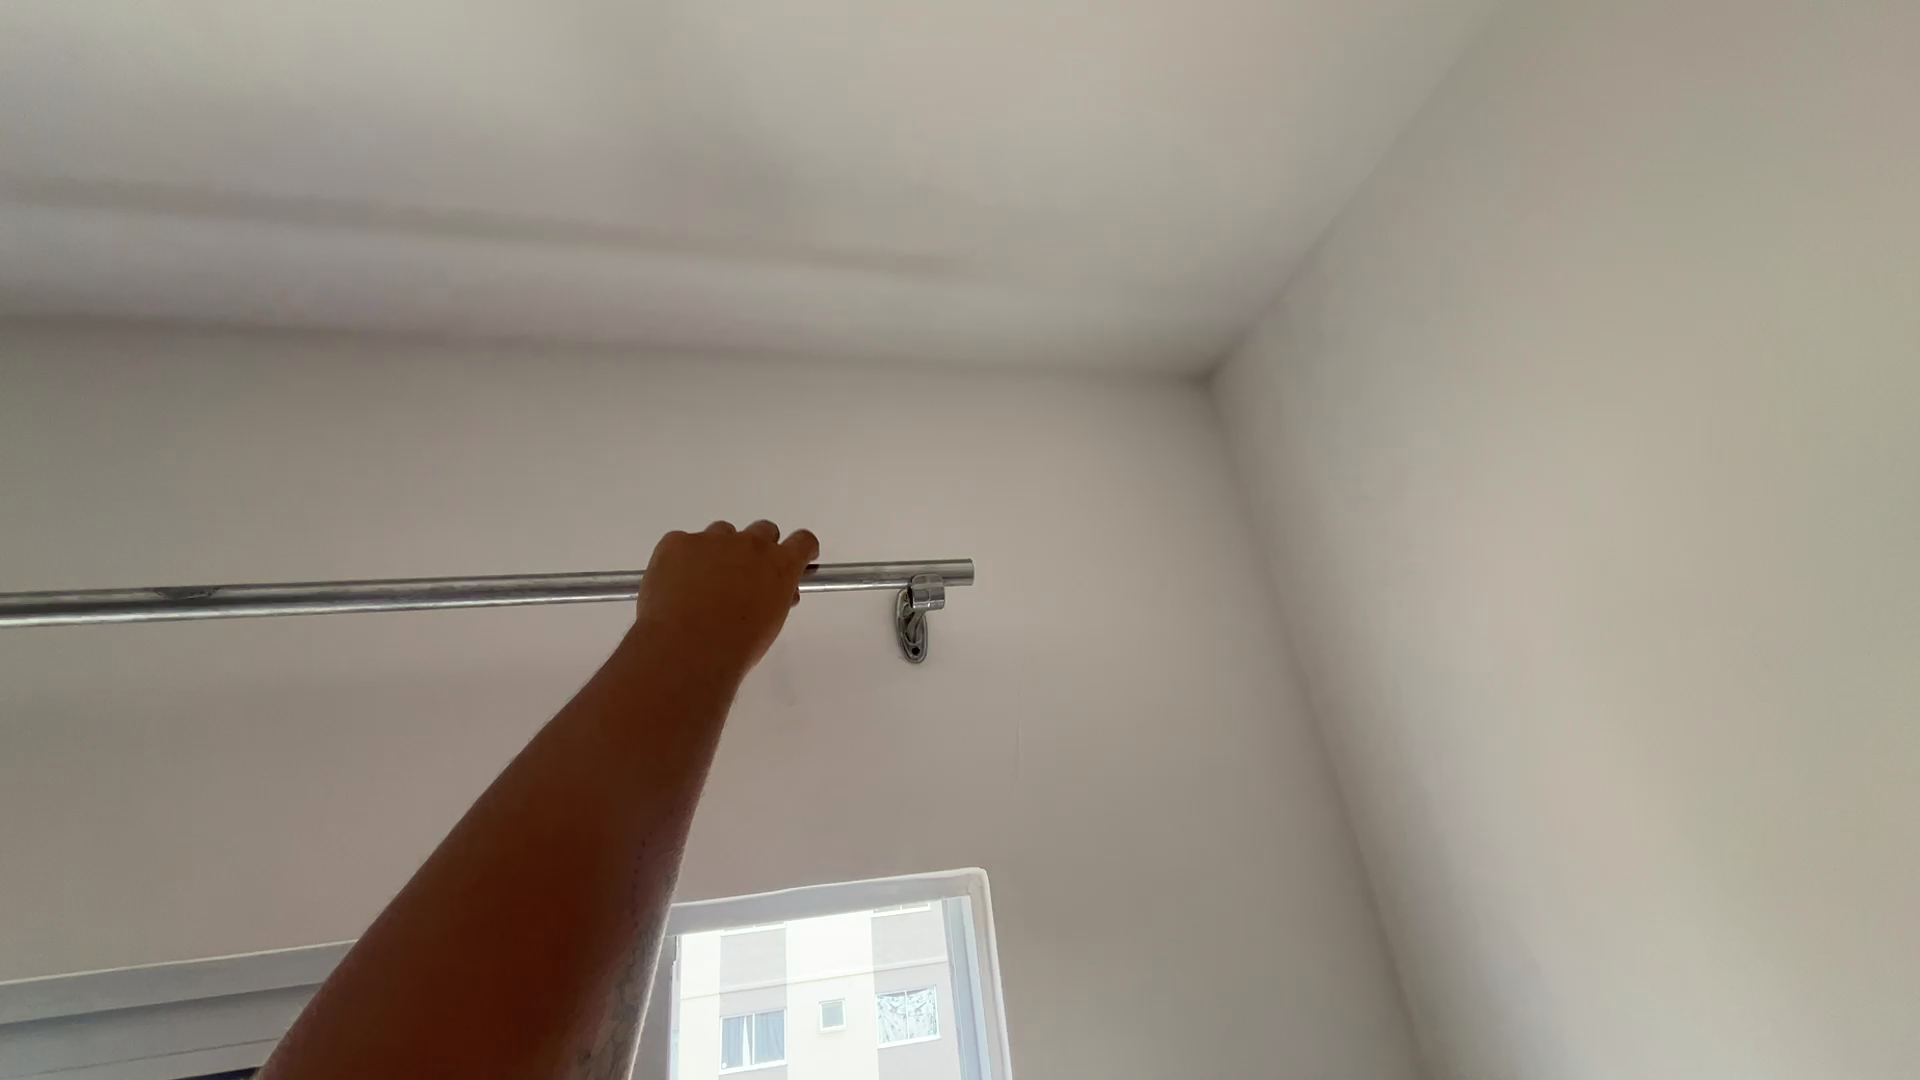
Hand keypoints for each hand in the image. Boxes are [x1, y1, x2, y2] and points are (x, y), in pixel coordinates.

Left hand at [630, 520, 818, 680]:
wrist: (686, 649)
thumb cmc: (735, 646)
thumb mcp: (770, 624)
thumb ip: (775, 598)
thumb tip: (770, 594)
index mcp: (781, 565)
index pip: (803, 541)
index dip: (801, 548)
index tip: (797, 555)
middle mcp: (751, 544)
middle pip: (763, 530)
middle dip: (758, 548)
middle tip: (746, 574)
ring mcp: (712, 539)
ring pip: (721, 533)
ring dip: (719, 551)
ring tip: (704, 583)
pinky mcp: (677, 543)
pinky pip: (682, 543)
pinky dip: (681, 559)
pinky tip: (675, 585)